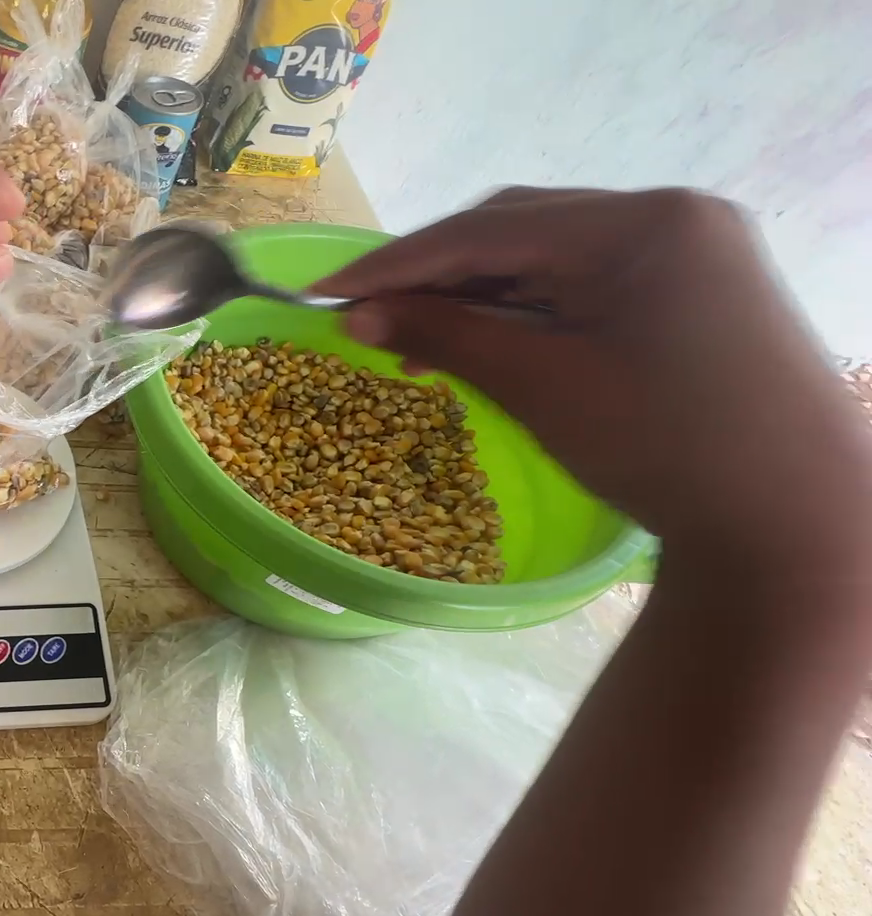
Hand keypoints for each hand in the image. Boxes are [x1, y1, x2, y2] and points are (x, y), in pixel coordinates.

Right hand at [319, 187, 871, 575]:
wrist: (788, 509)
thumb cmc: (660, 441)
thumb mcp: (536, 383)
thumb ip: (442, 335)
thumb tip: (355, 316)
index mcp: (638, 226)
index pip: (481, 232)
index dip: (388, 265)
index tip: (317, 293)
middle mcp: (663, 216)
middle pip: (509, 230)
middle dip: (426, 273)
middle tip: (361, 317)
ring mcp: (678, 248)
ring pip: (535, 255)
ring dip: (465, 294)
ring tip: (409, 342)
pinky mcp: (678, 284)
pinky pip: (568, 281)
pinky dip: (508, 309)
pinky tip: (472, 343)